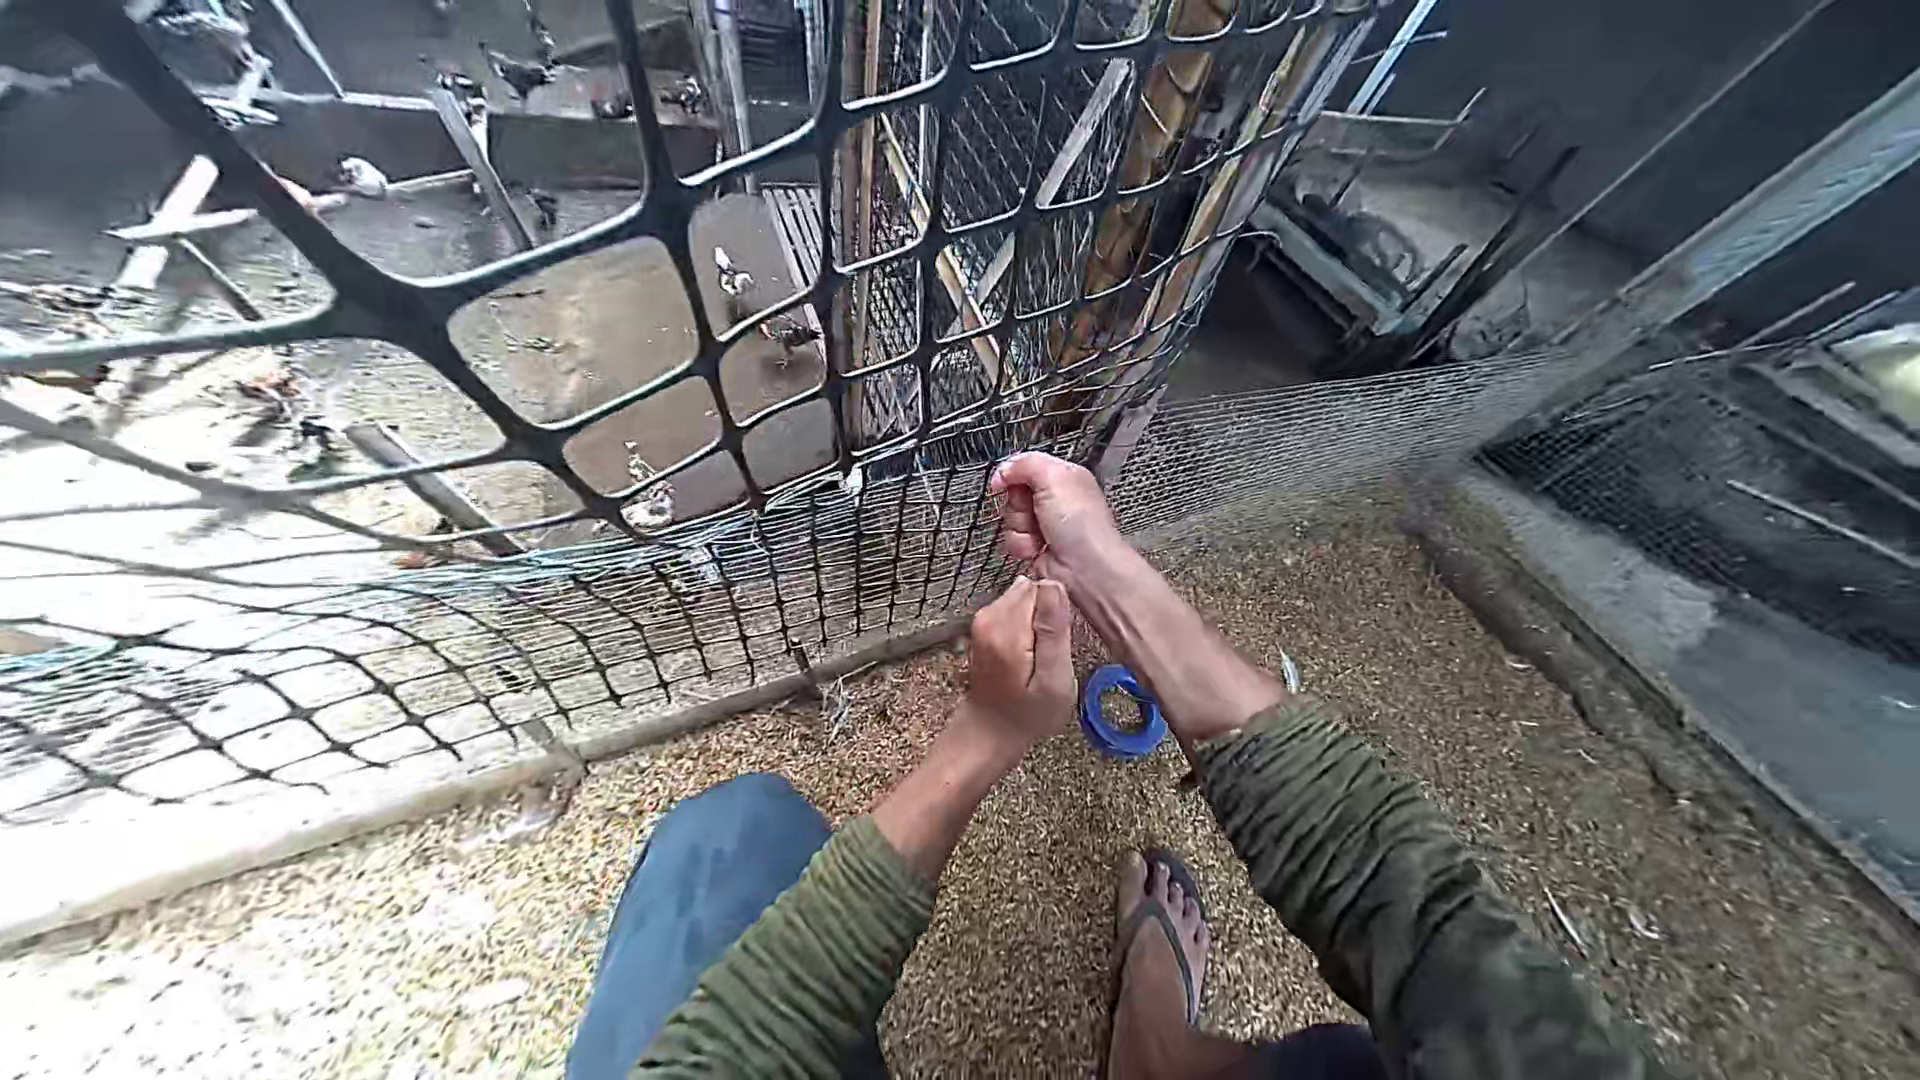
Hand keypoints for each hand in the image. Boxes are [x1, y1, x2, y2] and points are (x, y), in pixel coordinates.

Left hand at [958, 576, 1075, 757]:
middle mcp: (989, 616)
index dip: (1058, 611)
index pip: (1042, 589)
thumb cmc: (1028, 712)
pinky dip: (1026, 624)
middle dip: (1048, 614)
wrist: (991, 730)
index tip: (1060, 639)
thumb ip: (1054, 630)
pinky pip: (1015, 608)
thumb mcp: (1054, 679)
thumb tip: (1054, 585)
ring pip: (1024, 597)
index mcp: (1007, 629)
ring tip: (1041, 652)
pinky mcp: (983, 623)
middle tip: (1052, 650)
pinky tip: (1029, 650)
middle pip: (1031, 590)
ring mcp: (982, 619)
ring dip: (1038, 619)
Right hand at [988, 452, 1127, 592]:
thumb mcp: (1054, 478)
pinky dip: (1022, 545)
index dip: (1011, 474)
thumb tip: (1003, 471)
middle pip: (1014, 494)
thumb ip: (1026, 464)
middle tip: (1035, 511)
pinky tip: (1038, 548)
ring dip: (1020, 528)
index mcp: (1062, 476)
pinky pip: (1013, 539)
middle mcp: (1054, 499)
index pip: (1025, 467)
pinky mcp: (1036, 545)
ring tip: (1040, 534)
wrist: (1085, 567)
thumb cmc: (1080, 523)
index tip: (1004, 482)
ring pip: (1010, 518)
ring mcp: (1044, 524)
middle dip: (1018, 505)